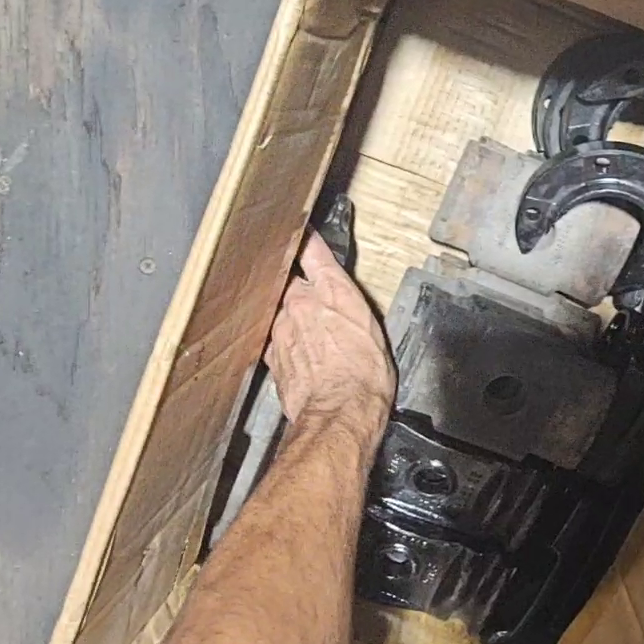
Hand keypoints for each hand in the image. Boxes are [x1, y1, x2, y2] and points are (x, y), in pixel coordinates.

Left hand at [265, 231, 394, 447]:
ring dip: (290, 314)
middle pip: (291, 280)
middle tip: (313, 296)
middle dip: (299, 285)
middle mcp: (301, 303)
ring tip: (309, 331)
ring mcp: (281, 327)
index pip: (312, 251)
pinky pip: (274, 335)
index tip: (303, 231)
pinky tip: (299, 351)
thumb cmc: (365, 375)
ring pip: (279, 307)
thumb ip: (350, 306)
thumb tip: (344, 302)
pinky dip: (284, 338)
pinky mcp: (271, 352)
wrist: (340, 411)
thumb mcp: (373, 330)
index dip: (307, 239)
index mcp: (332, 291)